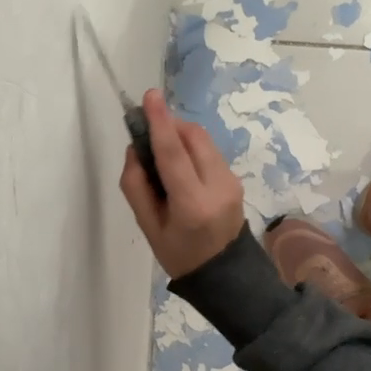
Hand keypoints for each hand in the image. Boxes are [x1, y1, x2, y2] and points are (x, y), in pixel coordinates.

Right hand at [118, 89, 246, 278]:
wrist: (225, 274)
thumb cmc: (178, 253)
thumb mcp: (147, 226)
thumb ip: (136, 184)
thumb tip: (136, 148)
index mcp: (192, 204)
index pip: (174, 154)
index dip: (160, 122)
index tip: (150, 97)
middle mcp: (217, 187)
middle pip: (192, 137)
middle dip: (169, 124)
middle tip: (147, 129)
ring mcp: (231, 181)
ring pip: (203, 140)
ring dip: (179, 135)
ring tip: (161, 152)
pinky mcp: (235, 178)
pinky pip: (209, 150)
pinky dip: (190, 147)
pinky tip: (180, 164)